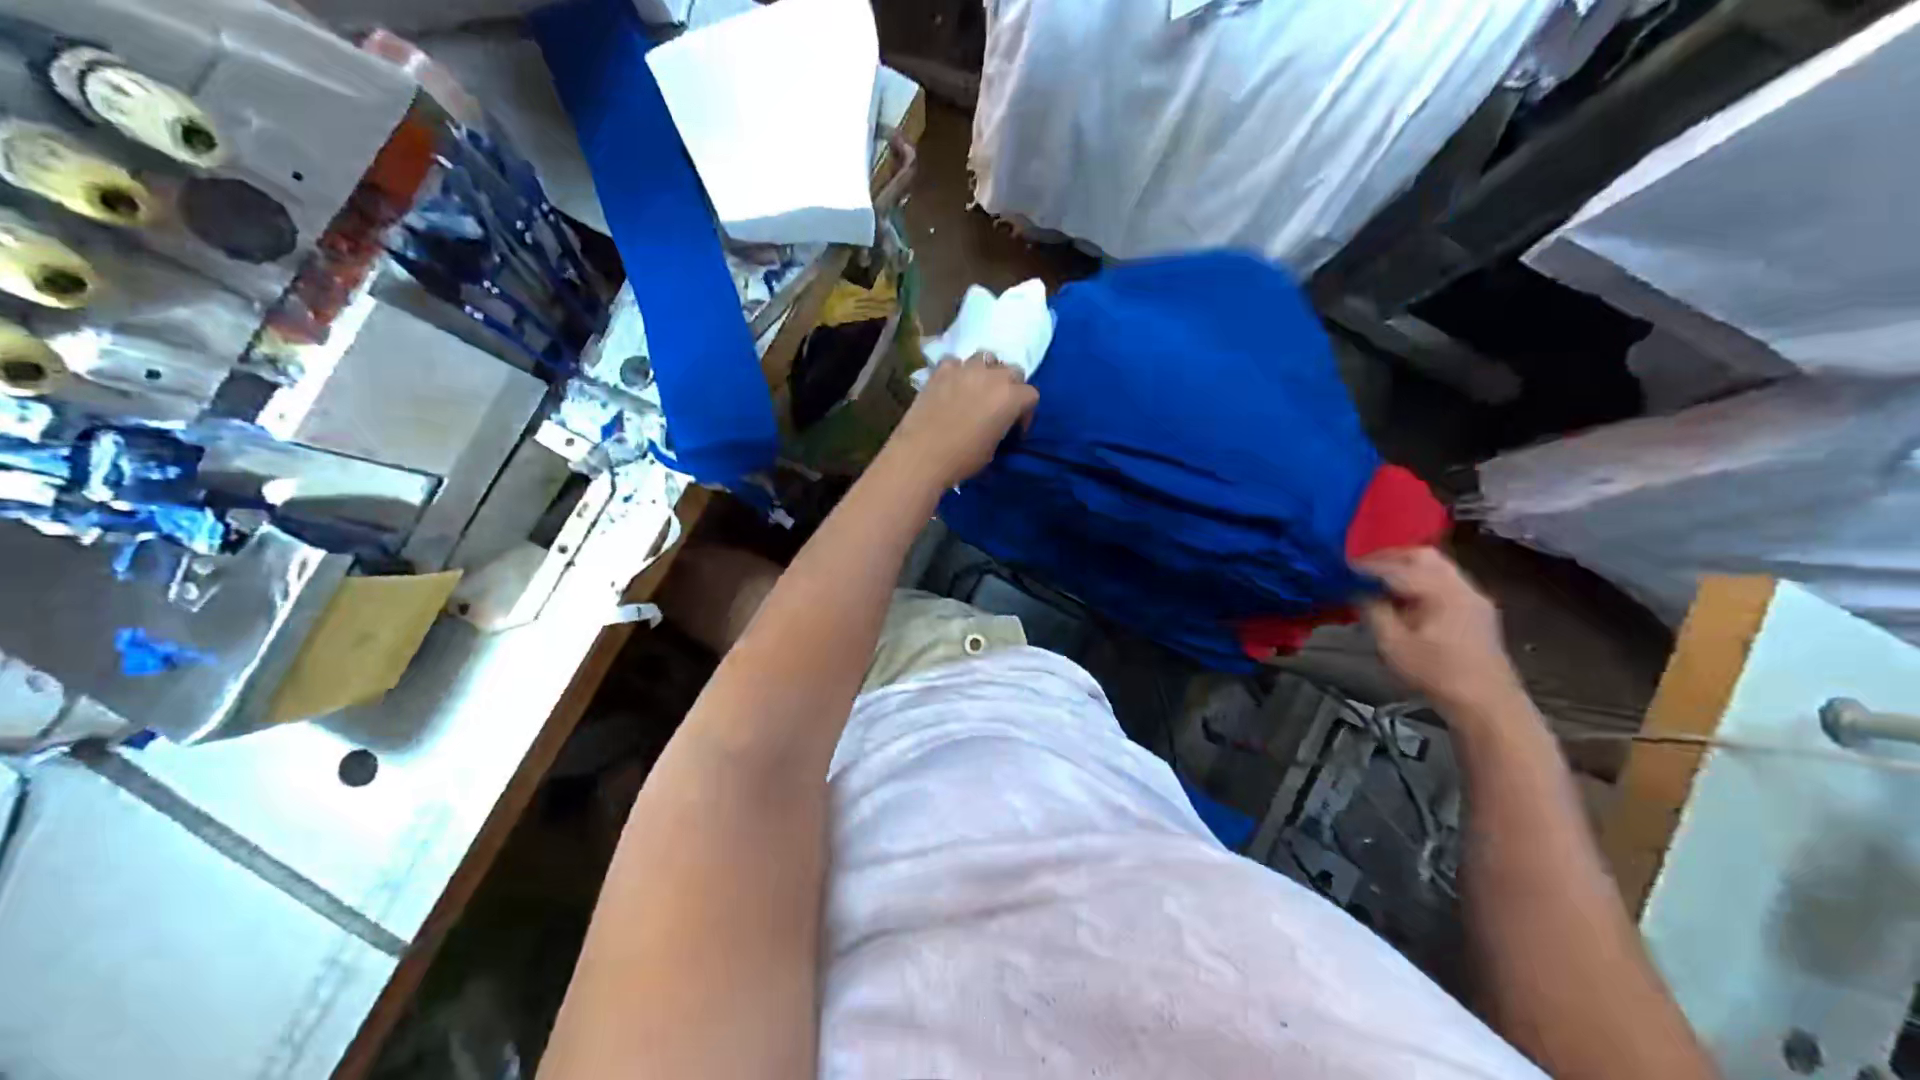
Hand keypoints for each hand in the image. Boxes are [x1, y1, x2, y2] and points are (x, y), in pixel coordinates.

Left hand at [884, 353, 1038, 491]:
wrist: (922, 455)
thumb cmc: (962, 459)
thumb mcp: (993, 449)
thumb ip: (1002, 428)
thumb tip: (997, 426)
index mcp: (1011, 397)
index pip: (1031, 395)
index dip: (1025, 412)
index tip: (1014, 428)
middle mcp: (992, 376)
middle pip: (1012, 370)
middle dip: (1010, 386)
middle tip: (998, 405)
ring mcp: (965, 369)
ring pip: (985, 358)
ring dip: (985, 371)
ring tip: (976, 388)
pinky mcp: (941, 370)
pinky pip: (954, 362)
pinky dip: (956, 371)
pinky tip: (951, 385)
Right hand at [1356, 547, 1525, 715]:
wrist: (1487, 703)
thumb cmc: (1436, 673)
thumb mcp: (1393, 645)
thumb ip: (1373, 611)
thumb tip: (1358, 591)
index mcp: (1441, 591)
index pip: (1396, 568)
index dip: (1366, 566)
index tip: (1342, 568)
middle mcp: (1461, 586)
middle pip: (1423, 556)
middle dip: (1390, 558)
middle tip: (1362, 569)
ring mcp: (1473, 597)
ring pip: (1436, 567)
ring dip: (1407, 568)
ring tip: (1380, 582)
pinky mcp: (1476, 611)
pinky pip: (1445, 582)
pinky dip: (1421, 580)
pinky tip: (1405, 598)